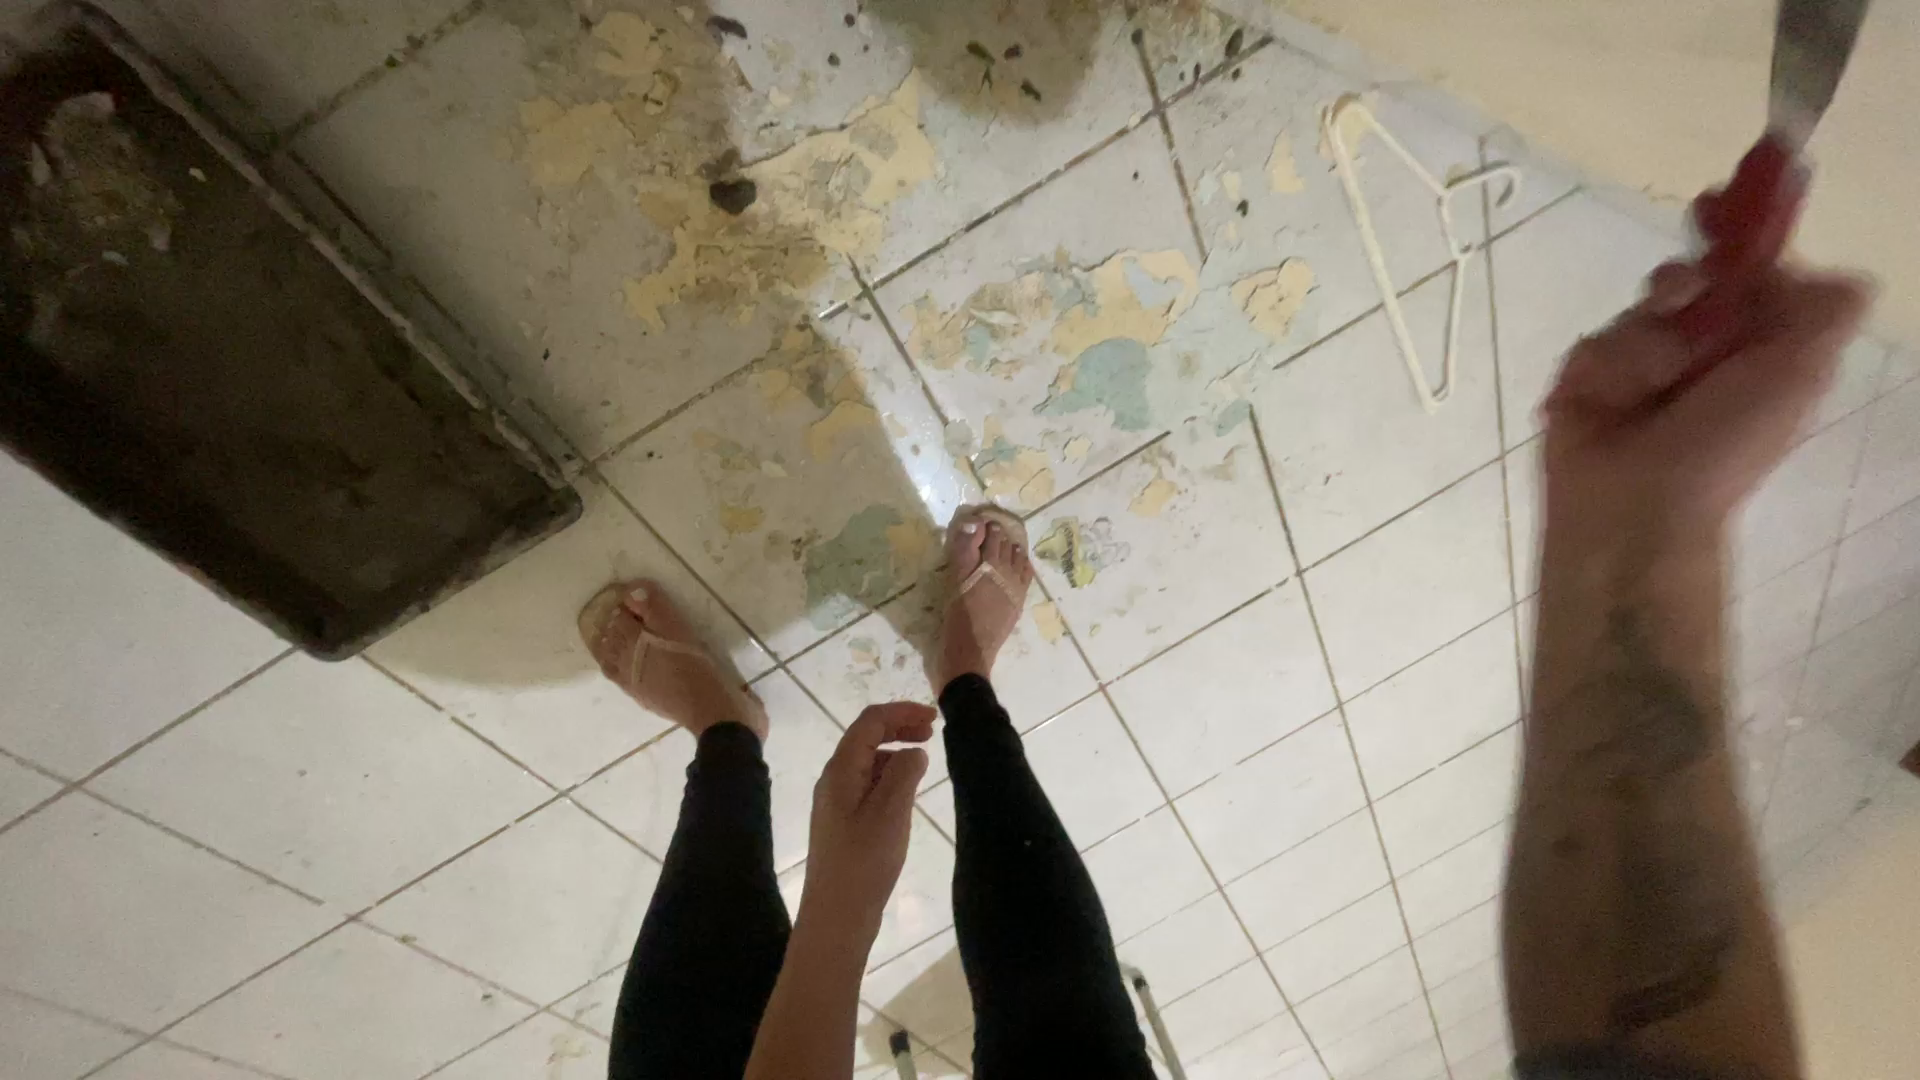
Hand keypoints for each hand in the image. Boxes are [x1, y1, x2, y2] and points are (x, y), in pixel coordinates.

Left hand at [797, 702, 934, 937]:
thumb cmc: (864, 862)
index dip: (902, 712)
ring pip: (867, 760)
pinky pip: (867, 783)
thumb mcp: (891, 811)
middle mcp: (834, 779)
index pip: (870, 721)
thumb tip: (914, 751)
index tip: (933, 718)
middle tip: (932, 733)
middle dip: (899, 727)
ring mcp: (836, 801)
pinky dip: (889, 775)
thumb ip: (904, 772)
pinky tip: (907, 792)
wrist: (835, 919)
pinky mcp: (843, 822)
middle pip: (866, 736)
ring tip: (924, 762)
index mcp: (841, 769)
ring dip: (895, 751)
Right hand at [1542, 259, 1870, 540]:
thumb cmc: (1725, 442)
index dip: (1744, 229)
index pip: (1753, 268)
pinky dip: (1602, 366)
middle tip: (1680, 296)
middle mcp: (1697, 344)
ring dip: (1644, 340)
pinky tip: (1605, 399)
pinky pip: (1590, 344)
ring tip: (1646, 386)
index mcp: (1757, 340)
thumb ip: (1821, 305)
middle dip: (1684, 282)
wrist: (1634, 502)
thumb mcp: (1802, 369)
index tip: (1726, 196)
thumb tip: (1787, 263)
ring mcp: (1634, 362)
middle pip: (1689, 276)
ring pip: (1636, 309)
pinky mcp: (1581, 379)